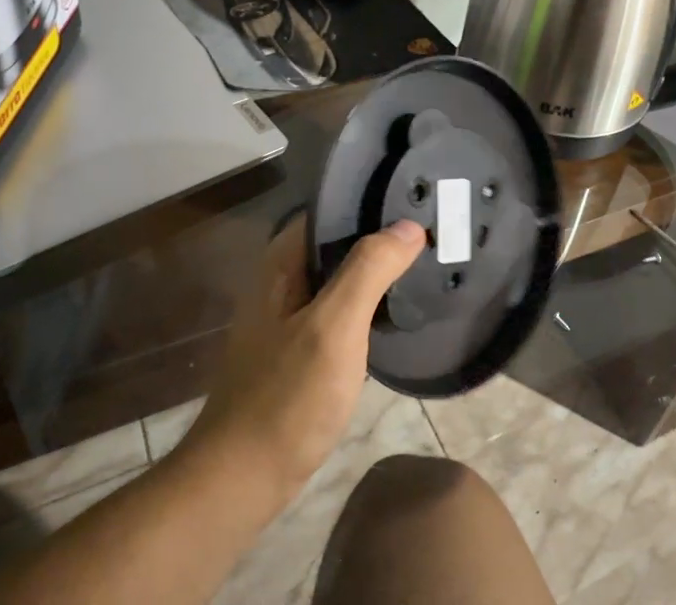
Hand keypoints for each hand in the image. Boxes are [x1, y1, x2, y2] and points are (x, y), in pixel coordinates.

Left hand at [175, 215, 425, 501]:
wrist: (243, 477)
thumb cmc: (287, 397)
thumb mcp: (333, 327)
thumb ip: (368, 271)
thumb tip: (406, 226)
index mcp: (280, 265)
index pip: (327, 212)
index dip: (369, 204)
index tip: (415, 200)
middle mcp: (280, 283)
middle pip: (334, 244)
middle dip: (379, 237)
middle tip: (432, 231)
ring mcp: (287, 318)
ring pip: (338, 279)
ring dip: (375, 272)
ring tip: (425, 265)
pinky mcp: (298, 351)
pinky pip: (337, 312)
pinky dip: (367, 305)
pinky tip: (397, 312)